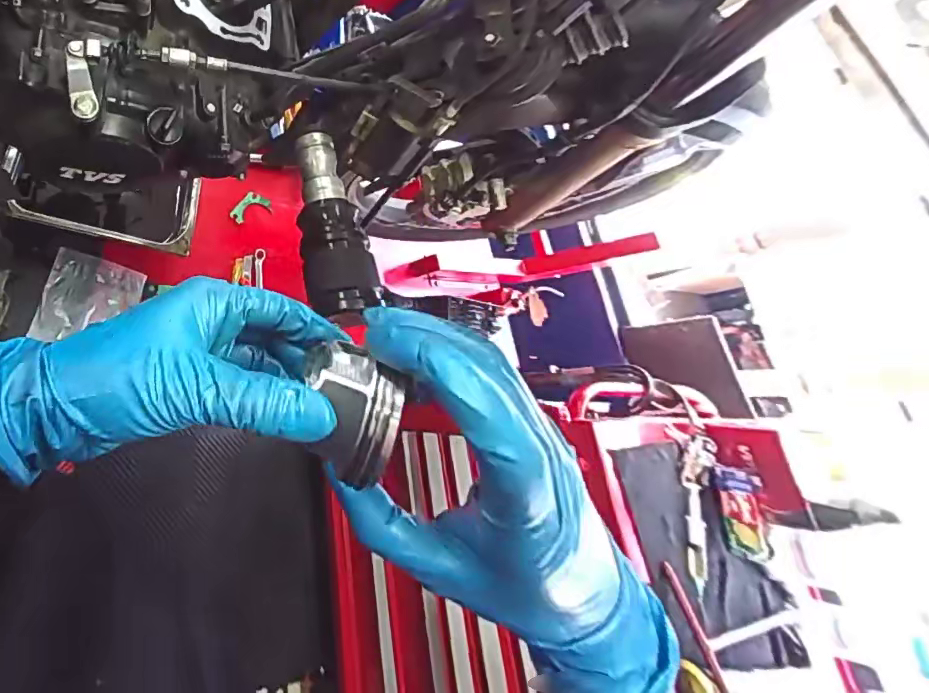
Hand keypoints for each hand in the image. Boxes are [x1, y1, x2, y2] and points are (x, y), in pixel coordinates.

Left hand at [0, 277, 340, 483]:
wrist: (58, 410)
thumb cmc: (113, 377)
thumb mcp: (196, 387)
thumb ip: (261, 401)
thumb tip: (313, 412)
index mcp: (214, 302)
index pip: (281, 309)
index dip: (315, 329)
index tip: (343, 352)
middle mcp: (210, 319)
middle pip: (272, 334)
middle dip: (303, 357)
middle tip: (335, 385)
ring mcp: (199, 348)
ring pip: (256, 359)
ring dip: (283, 379)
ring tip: (315, 400)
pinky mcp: (188, 376)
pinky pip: (237, 380)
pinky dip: (260, 393)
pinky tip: (278, 409)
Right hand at [330, 309, 677, 692]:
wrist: (585, 596)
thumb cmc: (532, 590)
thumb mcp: (443, 570)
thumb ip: (384, 525)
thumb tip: (344, 474)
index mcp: (526, 484)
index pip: (482, 398)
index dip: (432, 359)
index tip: (387, 344)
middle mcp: (540, 442)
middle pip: (484, 363)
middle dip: (425, 336)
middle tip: (375, 331)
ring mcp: (540, 425)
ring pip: (489, 357)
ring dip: (436, 336)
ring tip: (389, 335)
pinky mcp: (530, 418)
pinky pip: (490, 370)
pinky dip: (449, 352)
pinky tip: (417, 356)